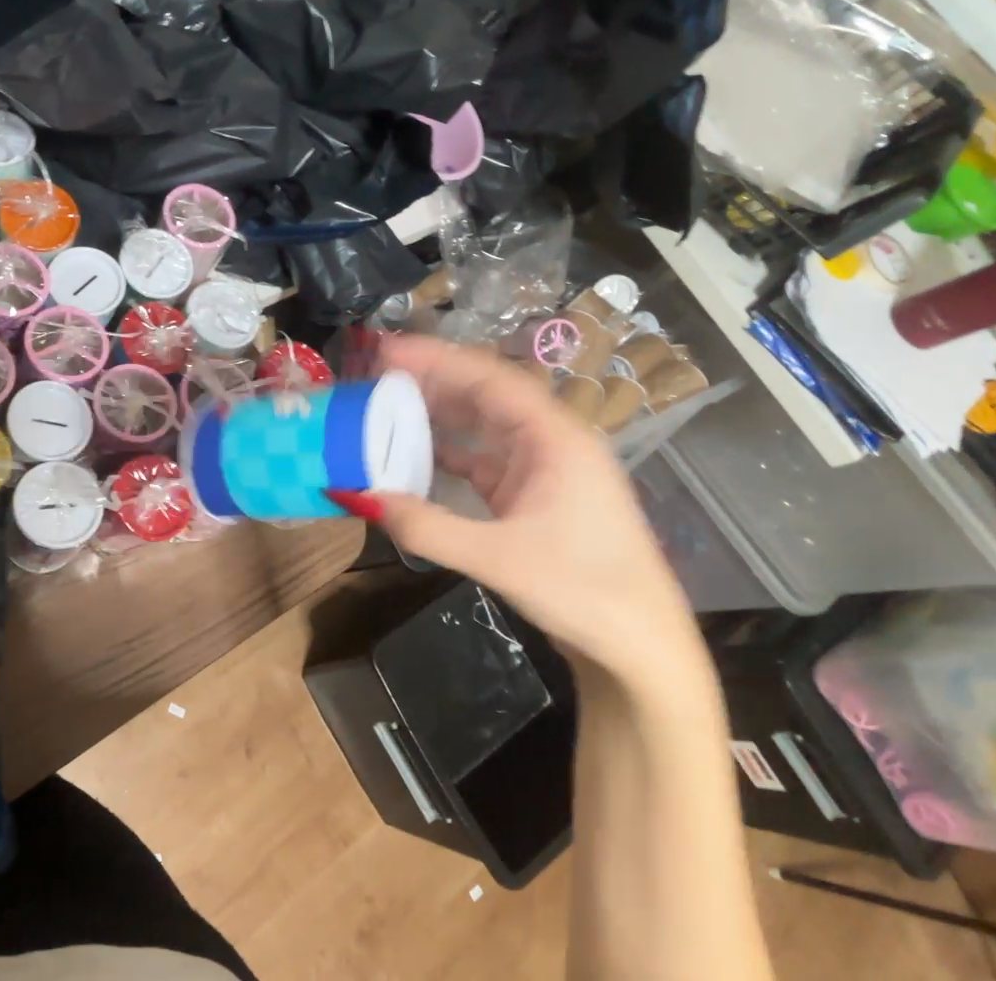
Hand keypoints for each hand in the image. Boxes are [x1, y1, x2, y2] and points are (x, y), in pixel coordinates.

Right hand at [332, 335, 699, 682]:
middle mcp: (551, 444)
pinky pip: (482, 464)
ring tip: (383, 408)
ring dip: (437, 418)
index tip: (386, 349)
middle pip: (485, 396)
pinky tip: (411, 456)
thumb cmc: (583, 590)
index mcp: (556, 439)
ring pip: (482, 429)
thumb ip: (425, 525)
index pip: (490, 379)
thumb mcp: (497, 557)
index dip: (437, 359)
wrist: (639, 646)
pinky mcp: (533, 501)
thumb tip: (356, 495)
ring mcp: (544, 473)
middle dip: (431, 382)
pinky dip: (447, 457)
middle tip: (373, 376)